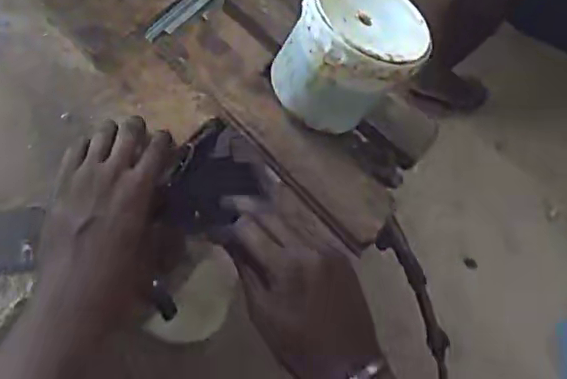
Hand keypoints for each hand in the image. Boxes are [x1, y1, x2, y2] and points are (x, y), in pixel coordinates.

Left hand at [33, 116, 176, 334]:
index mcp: (138, 188)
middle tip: (140, 142)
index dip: (165, 141)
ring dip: (113, 134)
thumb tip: (167, 209)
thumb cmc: (115, 283)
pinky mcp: (61, 181)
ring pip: (102, 132)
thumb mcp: (150, 255)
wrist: (68, 299)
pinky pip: (75, 147)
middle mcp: (112, 171)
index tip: (166, 146)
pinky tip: (89, 158)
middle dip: (139, 130)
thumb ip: (161, 226)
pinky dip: (86, 146)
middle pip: (129, 129)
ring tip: (114, 146)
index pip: (158, 146)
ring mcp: (84, 173)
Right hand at [219, 192, 385, 378]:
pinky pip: (309, 230)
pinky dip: (291, 227)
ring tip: (250, 207)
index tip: (215, 219)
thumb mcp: (263, 316)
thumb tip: (229, 243)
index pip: (249, 229)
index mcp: (286, 264)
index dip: (229, 223)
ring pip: (290, 218)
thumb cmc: (300, 347)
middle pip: (270, 215)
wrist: (350, 366)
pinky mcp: (339, 252)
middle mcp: (307, 246)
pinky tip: (279, 227)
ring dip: (269, 213)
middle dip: (246, 208)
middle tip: (228, 203)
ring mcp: (326, 246)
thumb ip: (246, 273)